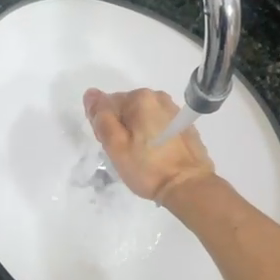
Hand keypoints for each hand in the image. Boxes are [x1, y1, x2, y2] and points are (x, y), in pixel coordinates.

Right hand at [83, 88, 216, 204]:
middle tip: (126, 154)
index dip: (104, 127)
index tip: (111, 146)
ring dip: (136, 132)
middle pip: (126, 109)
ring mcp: (174, 111)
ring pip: (143, 118)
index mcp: (140, 98)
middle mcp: (159, 98)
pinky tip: (156, 155)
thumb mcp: (116, 146)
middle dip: (121, 128)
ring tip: (141, 156)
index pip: (107, 105)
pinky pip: (158, 125)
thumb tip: (91, 94)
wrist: (188, 185)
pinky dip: (153, 136)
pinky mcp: (184, 126)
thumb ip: (102, 117)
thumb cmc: (148, 168)